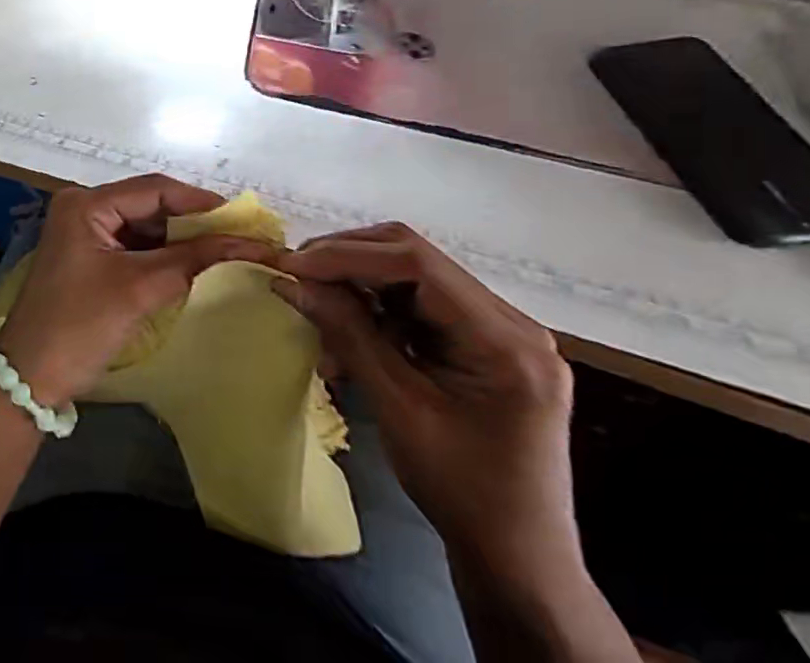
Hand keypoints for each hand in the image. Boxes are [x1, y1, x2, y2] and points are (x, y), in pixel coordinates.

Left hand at [0, 175, 277, 405]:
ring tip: (224, 250)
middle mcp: (83, 209)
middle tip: (238, 235)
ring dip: (180, 240)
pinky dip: (162, 256)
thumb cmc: (79, 327)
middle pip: (150, 205)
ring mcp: (84, 234)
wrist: (29, 377)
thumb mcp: (138, 289)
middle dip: (193, 222)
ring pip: (144, 227)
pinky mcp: (89, 258)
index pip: (153, 189)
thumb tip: (242, 242)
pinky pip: (134, 247)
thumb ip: (191, 260)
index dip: (200, 201)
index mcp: (86, 205)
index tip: (241, 216)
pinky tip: (192, 265)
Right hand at [273, 224, 577, 572]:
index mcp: (504, 340)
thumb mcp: (398, 408)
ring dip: (359, 284)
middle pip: (417, 259)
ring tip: (316, 307)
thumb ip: (349, 335)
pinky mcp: (483, 343)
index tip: (292, 266)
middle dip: (349, 260)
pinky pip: (421, 305)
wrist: (517, 553)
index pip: (417, 265)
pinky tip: (347, 331)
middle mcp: (511, 321)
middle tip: (296, 275)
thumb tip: (293, 282)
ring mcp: (500, 330)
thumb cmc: (461, 490)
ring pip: (415, 277)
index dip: (347, 256)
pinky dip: (377, 310)